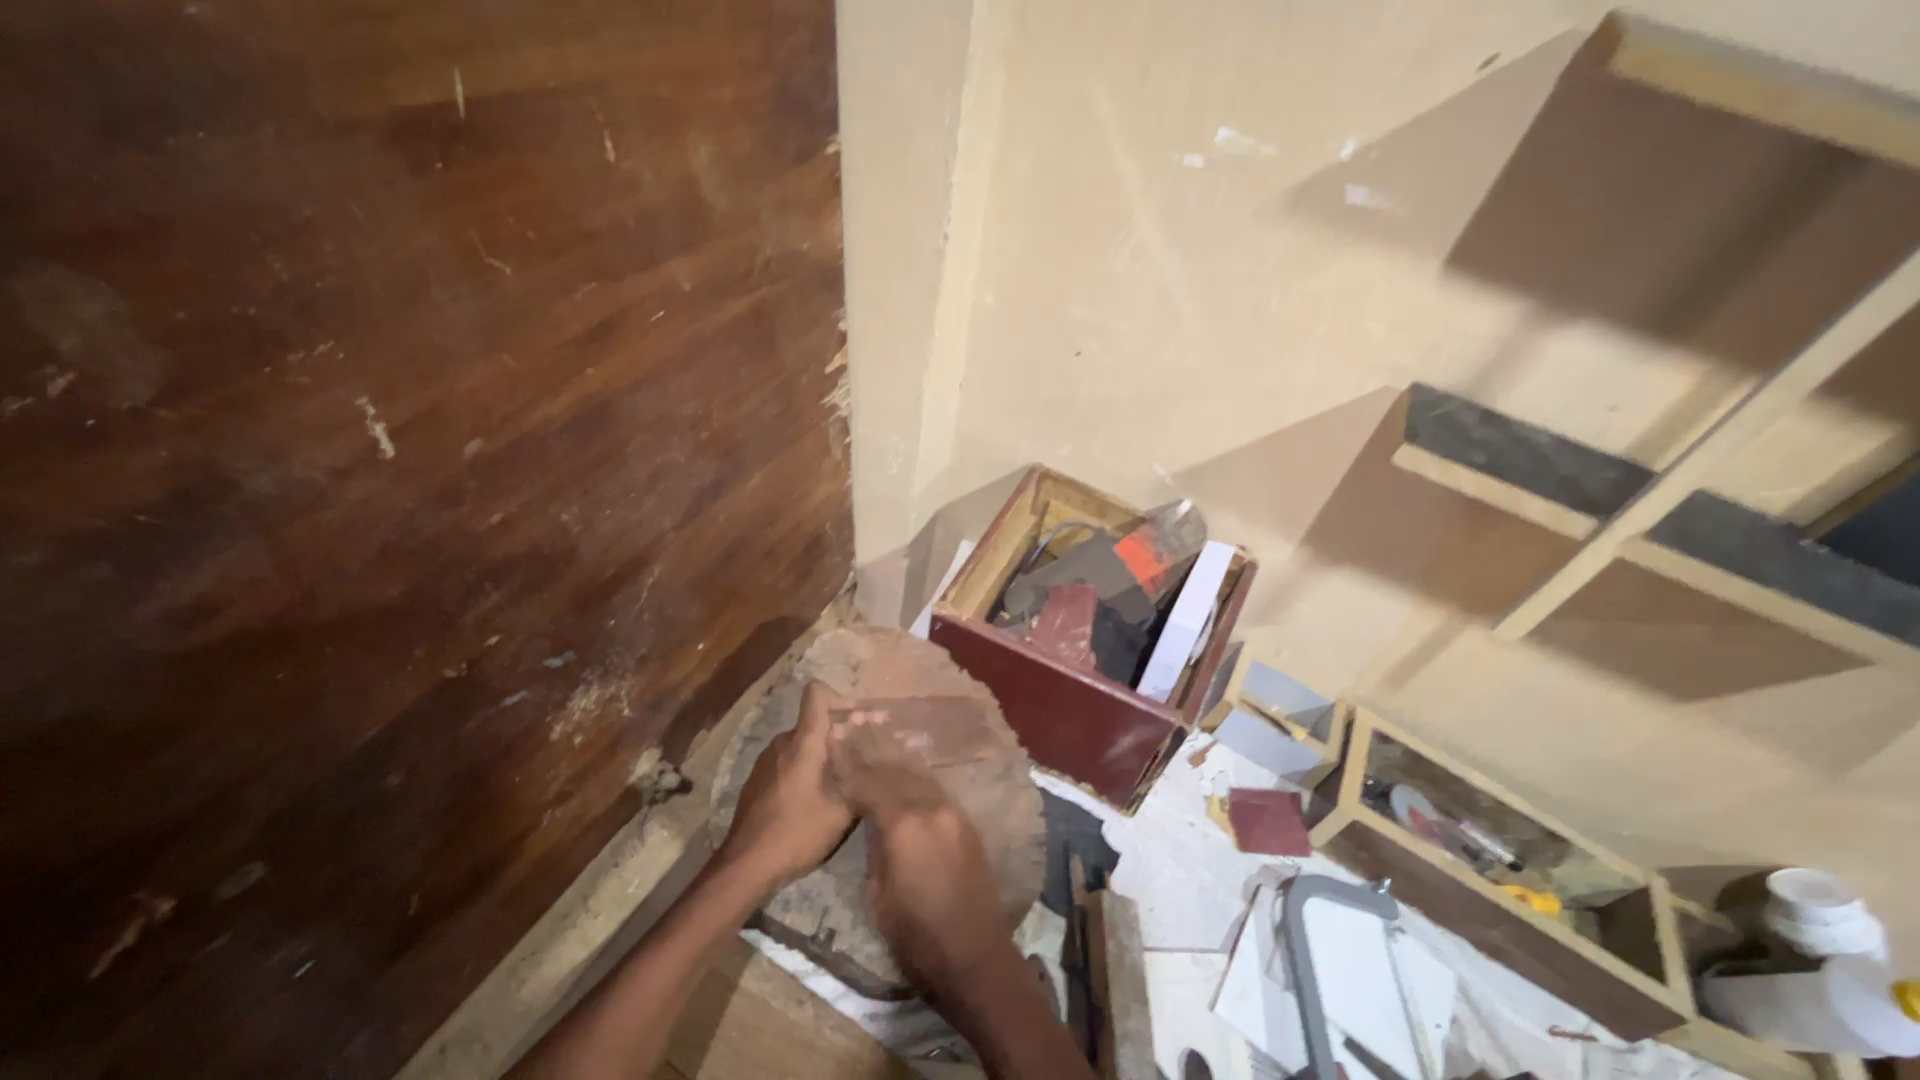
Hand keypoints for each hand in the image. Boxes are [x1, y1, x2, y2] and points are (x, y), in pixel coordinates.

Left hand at [716, 680, 854, 892]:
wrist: (746, 865)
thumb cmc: (796, 834)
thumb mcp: (842, 813)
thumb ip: (863, 783)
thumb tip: (883, 767)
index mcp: (802, 742)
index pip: (817, 693)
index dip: (841, 698)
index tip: (860, 721)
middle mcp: (782, 742)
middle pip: (814, 720)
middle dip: (841, 733)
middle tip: (865, 755)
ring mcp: (766, 760)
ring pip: (802, 742)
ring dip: (824, 753)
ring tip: (844, 779)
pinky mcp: (759, 779)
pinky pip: (788, 760)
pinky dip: (806, 768)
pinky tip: (817, 796)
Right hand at [829, 712, 1012, 993]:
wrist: (973, 955)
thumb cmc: (915, 935)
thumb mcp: (877, 892)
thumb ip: (874, 845)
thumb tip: (872, 819)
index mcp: (903, 823)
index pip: (867, 783)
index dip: (847, 764)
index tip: (830, 742)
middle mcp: (931, 807)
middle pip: (894, 769)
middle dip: (871, 748)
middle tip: (851, 723)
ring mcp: (954, 812)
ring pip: (918, 774)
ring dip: (896, 755)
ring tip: (878, 730)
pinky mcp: (966, 823)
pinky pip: (935, 788)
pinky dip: (916, 775)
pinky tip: (907, 766)